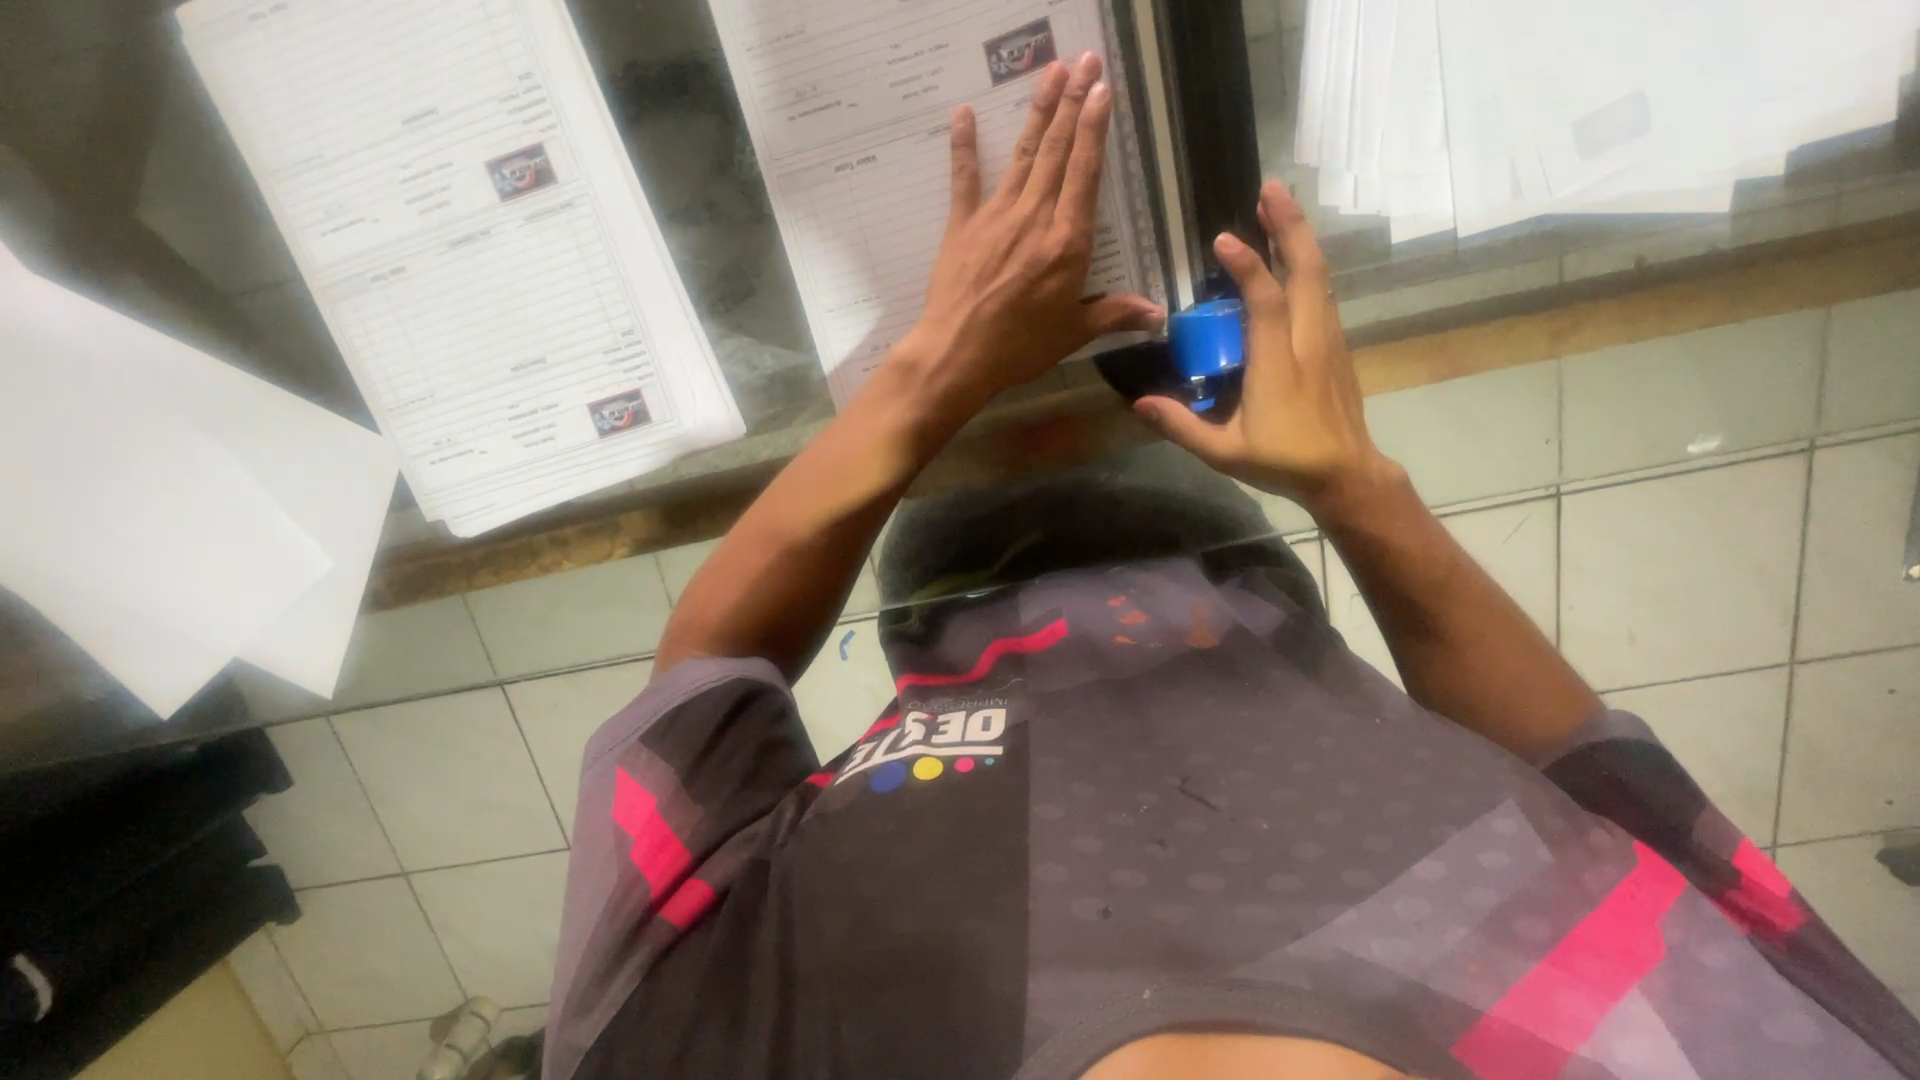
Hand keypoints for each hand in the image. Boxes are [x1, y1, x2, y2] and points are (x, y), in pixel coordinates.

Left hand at [890, 53, 1161, 411]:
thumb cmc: (1019, 348)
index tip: (1103, 91)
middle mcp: (1035, 218)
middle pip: (1058, 152)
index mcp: (1068, 242)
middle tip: (1085, 60)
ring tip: (1051, 72)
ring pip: (1022, 155)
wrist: (957, 354)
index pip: (1085, 174)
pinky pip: (964, 179)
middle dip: (1073, 103)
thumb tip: (1159, 315)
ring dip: (1039, 112)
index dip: (1095, 129)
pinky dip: (964, 146)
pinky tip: (963, 114)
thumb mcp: (1072, 333)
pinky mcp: (962, 226)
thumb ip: (1115, 315)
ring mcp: (995, 217)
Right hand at [1133, 180, 1398, 521]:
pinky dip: (1308, 264)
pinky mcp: (1337, 346)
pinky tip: (1294, 256)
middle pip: (1308, 271)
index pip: (1267, 303)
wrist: (1345, 474)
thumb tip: (1139, 404)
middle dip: (1290, 226)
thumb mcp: (1224, 453)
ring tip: (1279, 208)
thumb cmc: (1283, 462)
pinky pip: (1324, 293)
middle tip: (1270, 189)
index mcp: (1279, 365)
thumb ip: (1182, 427)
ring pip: (1321, 276)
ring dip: (1301, 238)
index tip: (1223, 239)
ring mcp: (1329, 341)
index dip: (1248, 268)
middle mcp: (1310, 342)